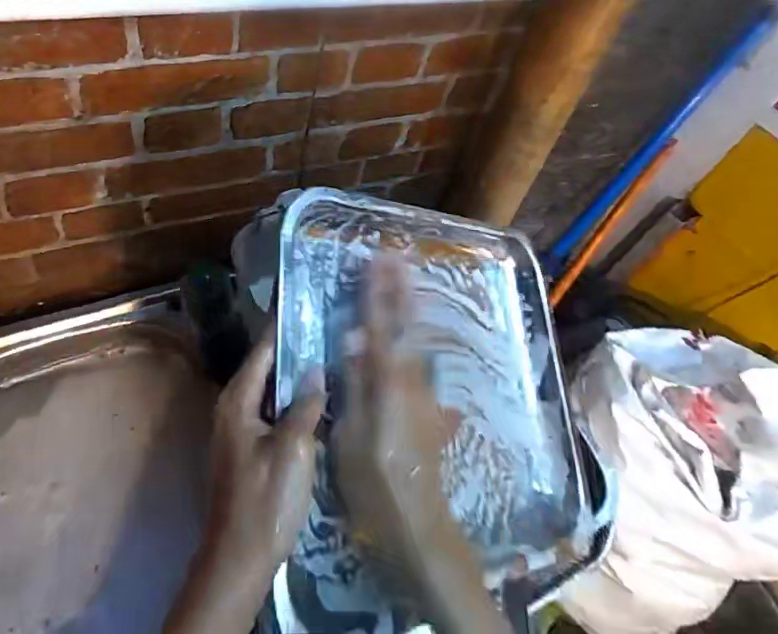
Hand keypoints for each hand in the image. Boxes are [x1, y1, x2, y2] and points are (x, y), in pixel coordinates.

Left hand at [164, 324, 325, 633]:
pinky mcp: (250, 447)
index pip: (263, 348)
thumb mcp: (292, 450)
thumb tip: (316, 368)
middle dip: (293, 343)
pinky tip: (318, 396)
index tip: (300, 295)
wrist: (238, 559)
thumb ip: (305, 405)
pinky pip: (273, 409)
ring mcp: (240, 428)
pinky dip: (293, 398)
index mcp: (238, 400)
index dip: (281, 322)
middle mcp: (233, 407)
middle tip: (325, 320)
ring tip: (327, 349)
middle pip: (266, 365)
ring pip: (271, 388)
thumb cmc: (265, 500)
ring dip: (295, 372)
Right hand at [334, 261, 507, 633]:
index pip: (379, 324)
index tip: (376, 260)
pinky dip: (416, 332)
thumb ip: (354, 381)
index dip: (376, 291)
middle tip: (398, 257)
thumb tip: (352, 337)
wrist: (416, 519)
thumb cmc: (372, 479)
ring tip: (408, 279)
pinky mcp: (428, 404)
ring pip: (418, 336)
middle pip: (406, 323)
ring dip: (411, 305)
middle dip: (401, 288)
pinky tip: (414, 330)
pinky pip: (420, 355)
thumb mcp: (350, 432)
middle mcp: (410, 377)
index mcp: (386, 380)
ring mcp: (423, 390)